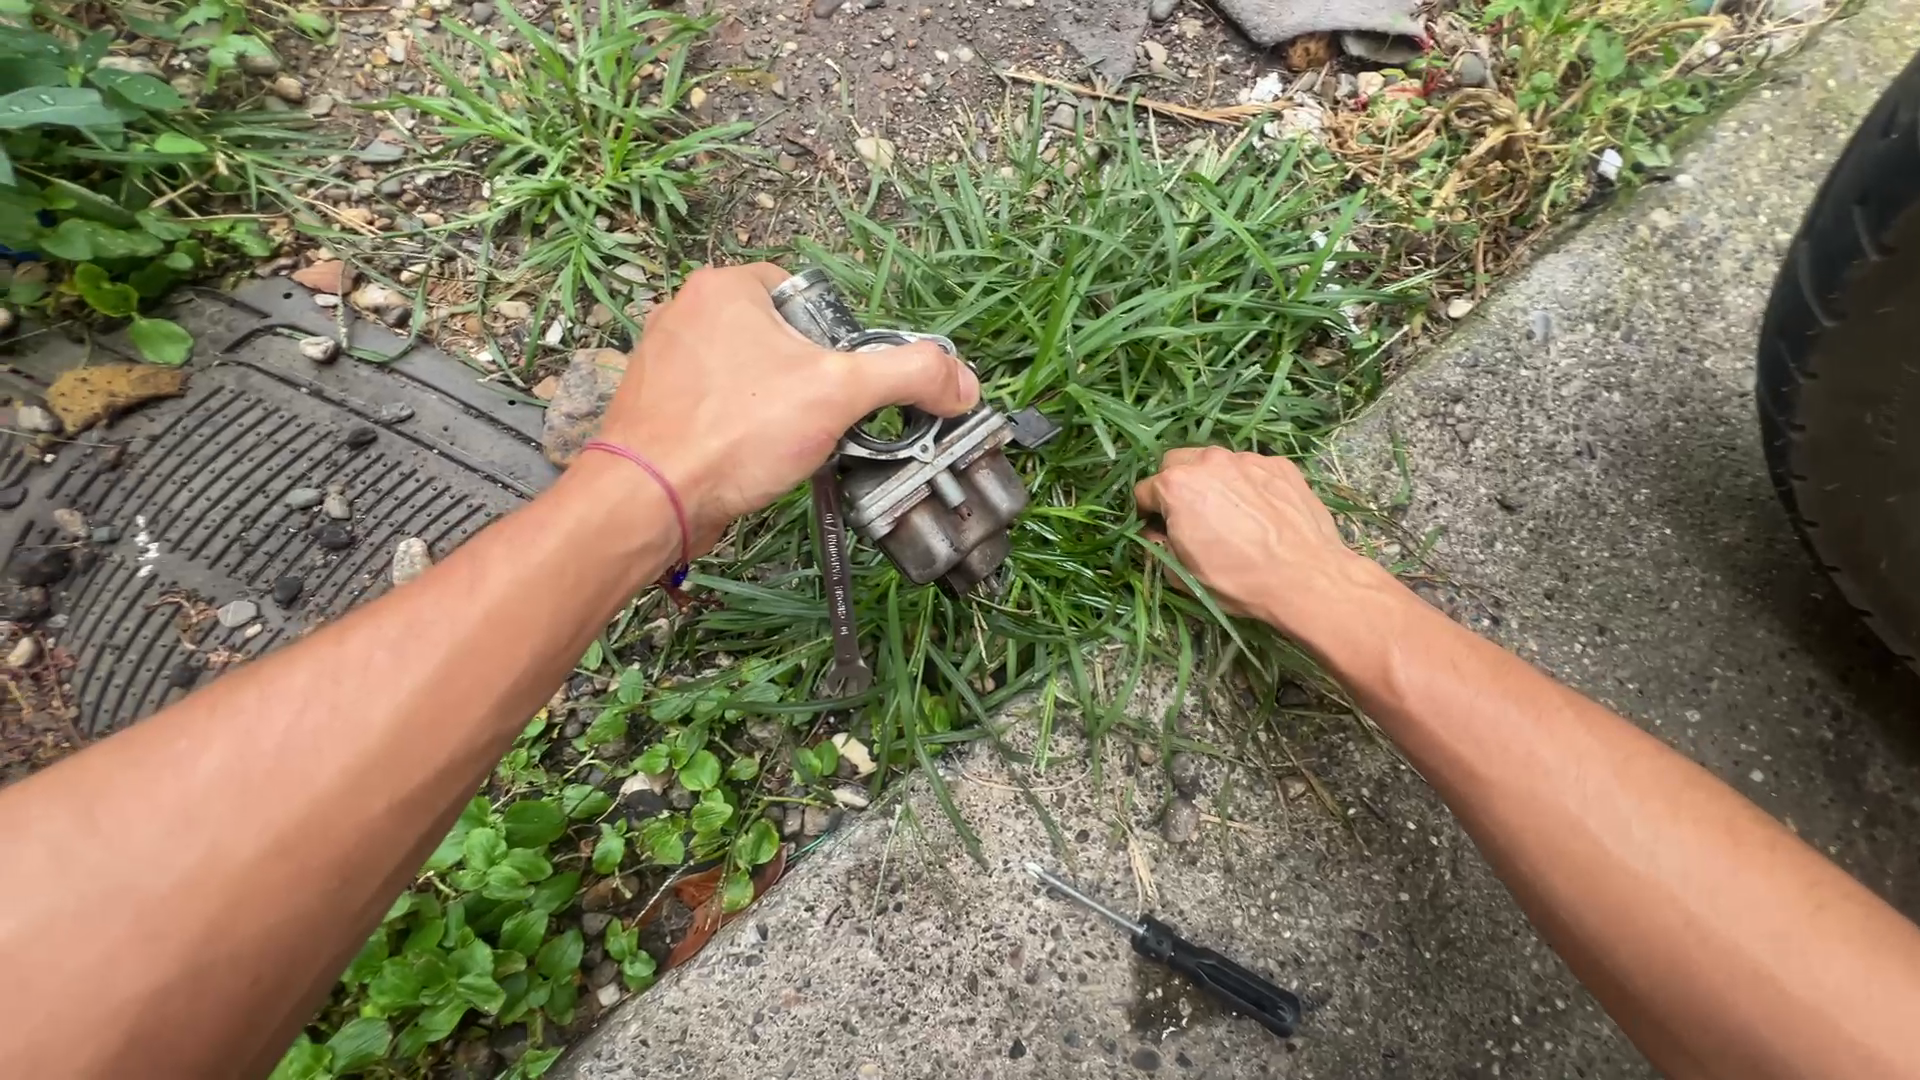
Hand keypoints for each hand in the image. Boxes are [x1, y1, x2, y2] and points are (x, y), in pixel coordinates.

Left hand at [594, 262, 979, 548]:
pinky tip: (753, 456)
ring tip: (788, 442)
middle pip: (784, 339)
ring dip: (779, 406)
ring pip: (752, 375)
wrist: (648, 500)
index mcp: (727, 287)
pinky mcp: (658, 404)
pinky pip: (722, 404)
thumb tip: (964, 382)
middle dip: (810, 381)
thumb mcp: (839, 393)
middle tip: (824, 419)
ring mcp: (668, 359)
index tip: (844, 384)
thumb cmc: (735, 432)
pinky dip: (744, 428)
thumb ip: (908, 376)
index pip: (810, 299)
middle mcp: (689, 311)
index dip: (839, 344)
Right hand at [1133, 448, 1372, 635]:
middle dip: (1175, 486)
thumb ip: (1159, 547)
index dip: (1147, 513)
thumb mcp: (1181, 574)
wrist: (1306, 578)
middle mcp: (1208, 461)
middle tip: (1189, 515)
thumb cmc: (1236, 579)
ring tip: (1229, 513)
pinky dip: (1246, 484)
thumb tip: (1158, 534)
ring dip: (1211, 481)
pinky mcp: (1279, 465)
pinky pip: (1250, 469)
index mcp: (1175, 486)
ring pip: (1214, 462)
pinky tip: (1259, 512)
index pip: (1143, 491)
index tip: (1160, 530)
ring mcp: (1246, 459)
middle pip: (1175, 463)